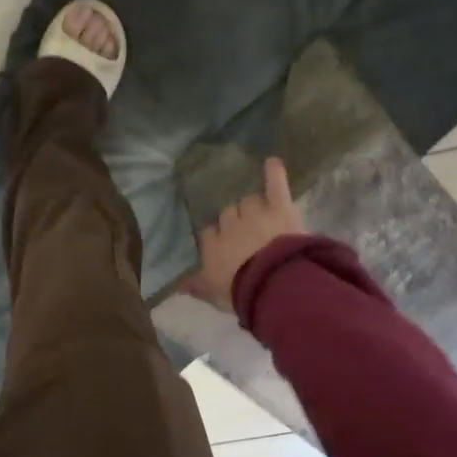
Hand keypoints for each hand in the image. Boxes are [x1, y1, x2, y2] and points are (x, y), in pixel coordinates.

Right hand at [185, 157, 303, 311]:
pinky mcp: (278, 208)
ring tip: (260, 212)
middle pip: (228, 214)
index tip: (221, 244)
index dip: (216, 237)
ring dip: (253, 205)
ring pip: (249, 201)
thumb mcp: (214, 294)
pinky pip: (275, 185)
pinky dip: (275, 173)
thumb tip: (178, 286)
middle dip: (235, 220)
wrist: (271, 282)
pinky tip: (273, 162)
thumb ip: (198, 287)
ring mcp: (254, 214)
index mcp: (213, 247)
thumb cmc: (239, 291)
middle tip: (245, 231)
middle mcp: (230, 226)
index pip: (209, 234)